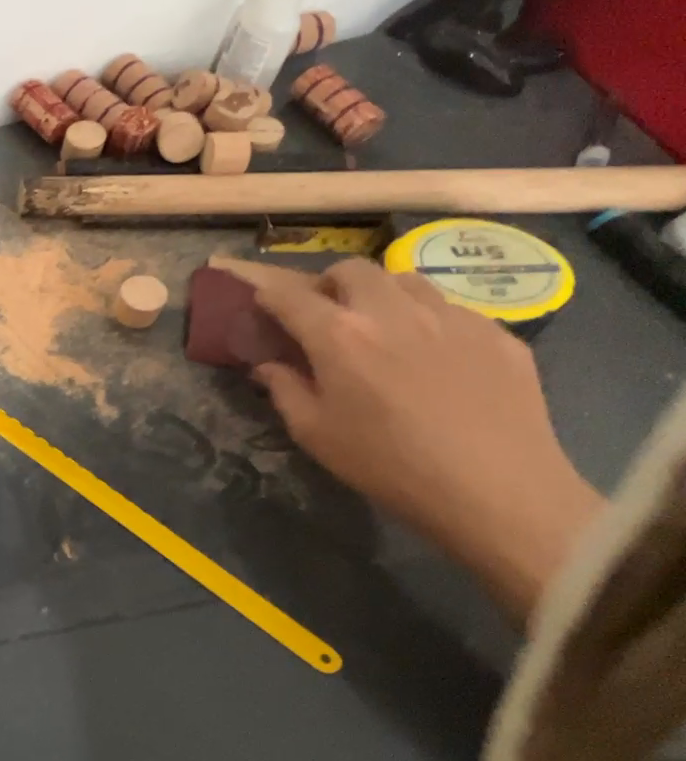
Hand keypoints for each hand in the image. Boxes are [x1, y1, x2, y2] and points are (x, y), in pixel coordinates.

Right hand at [254, 259, 602, 614]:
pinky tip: (434, 356)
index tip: (262, 302)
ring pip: (406, 279)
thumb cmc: (387, 465)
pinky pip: (452, 309)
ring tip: (382, 324)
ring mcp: (451, 318)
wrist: (497, 491)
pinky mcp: (497, 334)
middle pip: (352, 269)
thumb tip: (270, 366)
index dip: (269, 294)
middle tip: (326, 312)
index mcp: (339, 336)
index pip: (290, 295)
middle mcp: (392, 312)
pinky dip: (429, 319)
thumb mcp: (314, 433)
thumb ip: (285, 390)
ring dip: (381, 292)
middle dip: (329, 283)